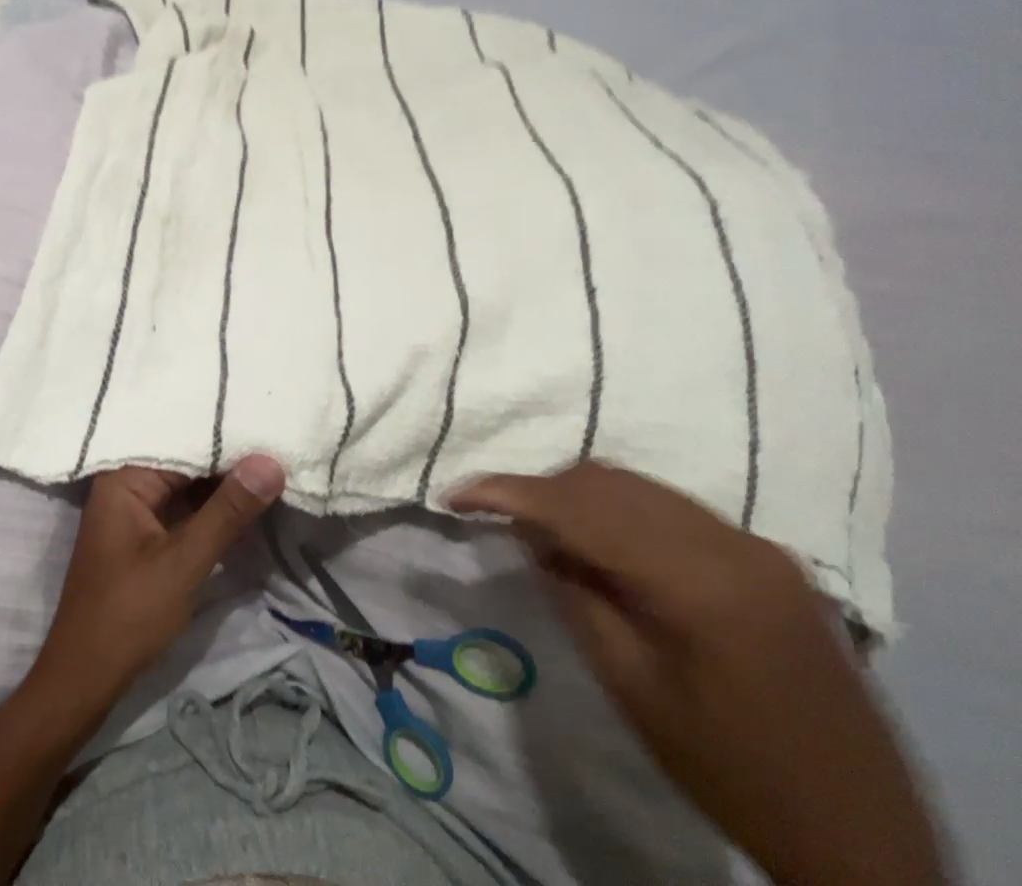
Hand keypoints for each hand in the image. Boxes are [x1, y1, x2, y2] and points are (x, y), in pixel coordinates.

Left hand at [30, 456, 285, 703]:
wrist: (88, 671)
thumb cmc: (130, 612)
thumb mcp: (184, 561)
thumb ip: (227, 511)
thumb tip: (270, 461)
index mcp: (122, 479)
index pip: (182, 443)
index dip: (228, 439)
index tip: (275, 431)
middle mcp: (123, 486)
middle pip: (184, 462)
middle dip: (230, 461)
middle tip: (284, 445)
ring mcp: (132, 513)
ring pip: (186, 487)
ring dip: (224, 487)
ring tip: (278, 469)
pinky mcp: (143, 537)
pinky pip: (182, 510)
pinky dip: (212, 510)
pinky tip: (249, 505)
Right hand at [448, 462, 947, 885]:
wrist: (850, 819)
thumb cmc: (722, 764)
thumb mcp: (629, 684)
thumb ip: (577, 594)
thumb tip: (532, 536)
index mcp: (697, 579)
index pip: (581, 508)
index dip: (507, 493)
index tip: (452, 495)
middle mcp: (733, 543)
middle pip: (612, 483)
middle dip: (542, 490)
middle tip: (494, 522)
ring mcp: (759, 547)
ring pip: (643, 489)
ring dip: (580, 499)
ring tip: (538, 535)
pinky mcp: (770, 562)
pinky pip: (675, 512)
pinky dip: (622, 514)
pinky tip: (599, 548)